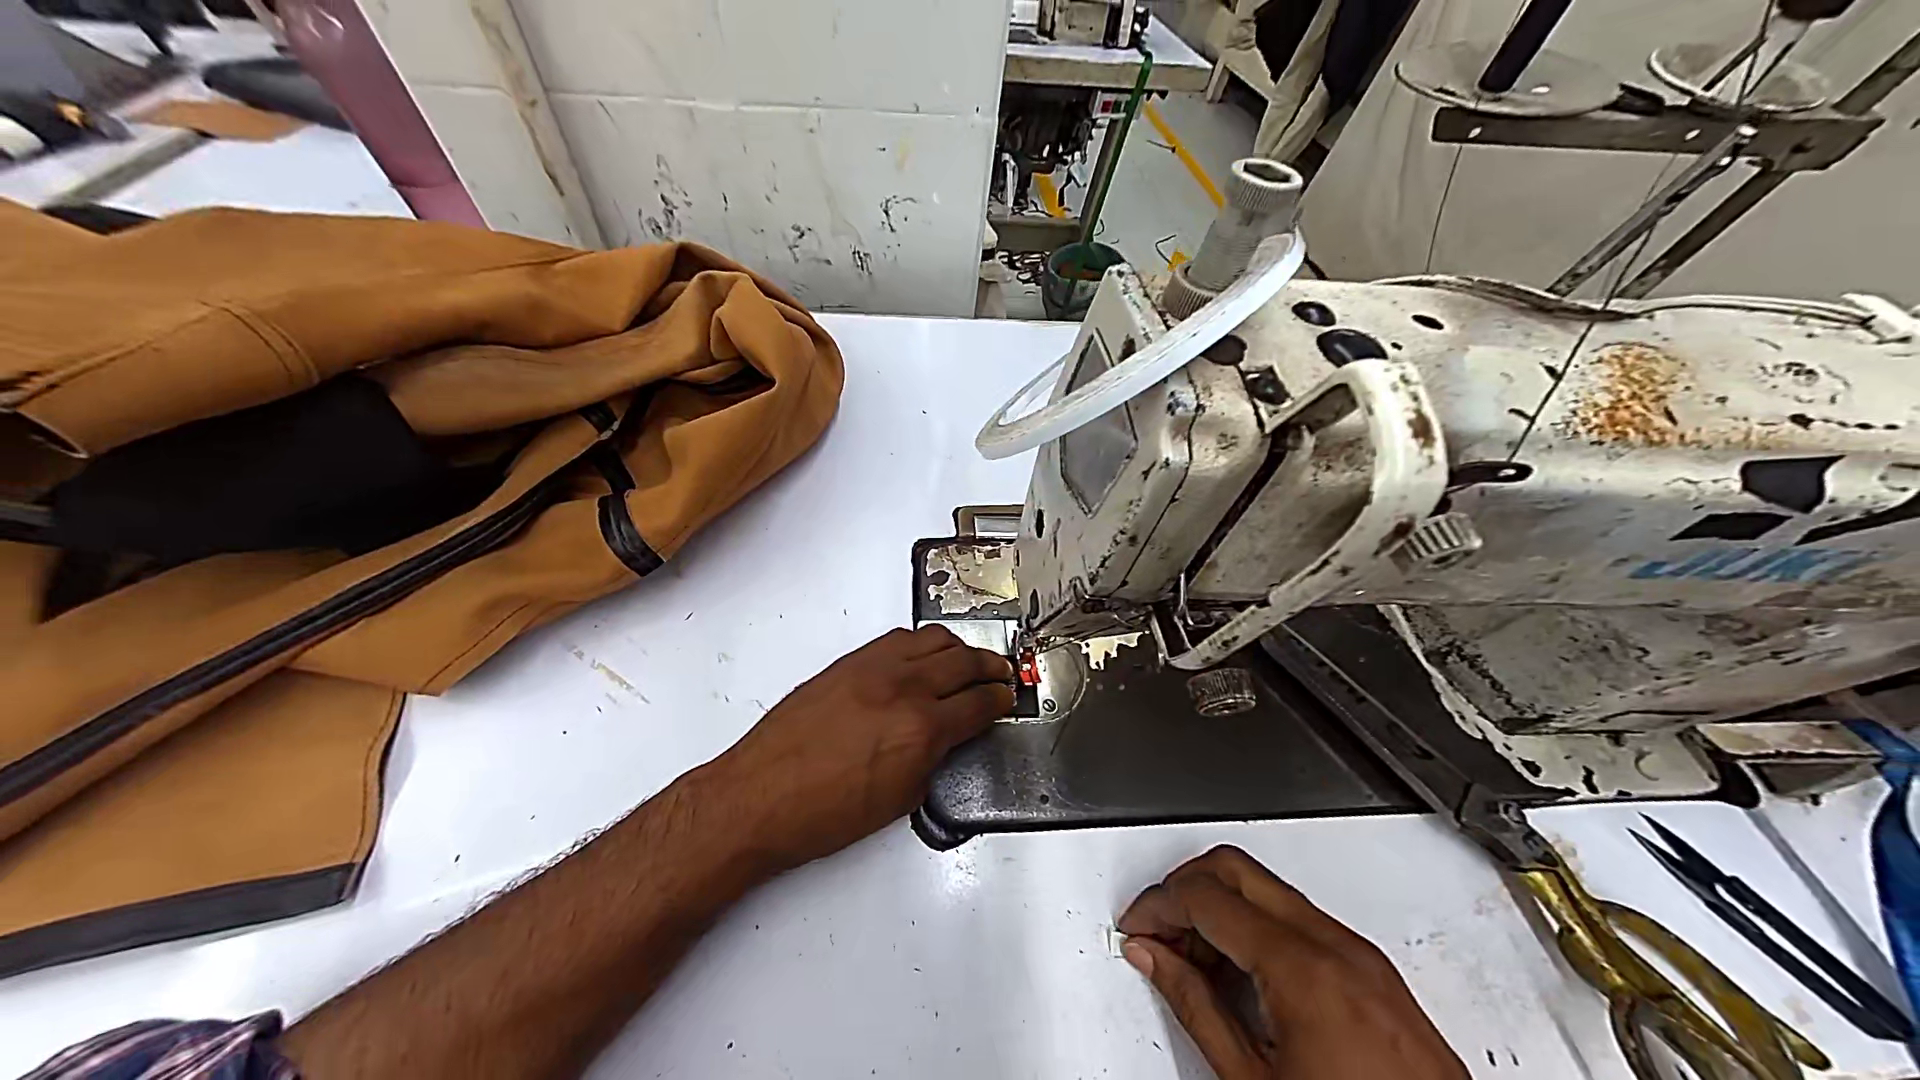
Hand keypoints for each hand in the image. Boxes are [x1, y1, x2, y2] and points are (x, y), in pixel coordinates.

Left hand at [696, 625, 1013, 872]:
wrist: (757, 799)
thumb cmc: (817, 812)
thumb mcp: (898, 800)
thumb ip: (933, 760)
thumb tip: (947, 740)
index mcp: (920, 729)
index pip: (978, 703)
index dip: (1000, 701)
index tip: (1005, 699)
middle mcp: (900, 689)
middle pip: (964, 661)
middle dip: (990, 666)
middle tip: (1000, 673)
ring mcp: (872, 669)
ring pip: (933, 639)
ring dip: (959, 648)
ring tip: (968, 658)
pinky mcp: (847, 662)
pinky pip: (897, 638)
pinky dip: (921, 642)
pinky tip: (923, 654)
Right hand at [1120, 846, 1467, 1079]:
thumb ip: (1195, 1006)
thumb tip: (1153, 956)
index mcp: (1304, 969)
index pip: (1205, 896)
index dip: (1157, 905)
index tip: (1136, 927)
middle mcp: (1337, 946)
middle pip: (1234, 867)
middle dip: (1183, 888)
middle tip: (1157, 929)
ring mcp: (1361, 954)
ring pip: (1265, 886)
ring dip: (1218, 906)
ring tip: (1193, 960)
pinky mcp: (1374, 969)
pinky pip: (1298, 916)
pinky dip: (1254, 924)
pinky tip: (1238, 972)